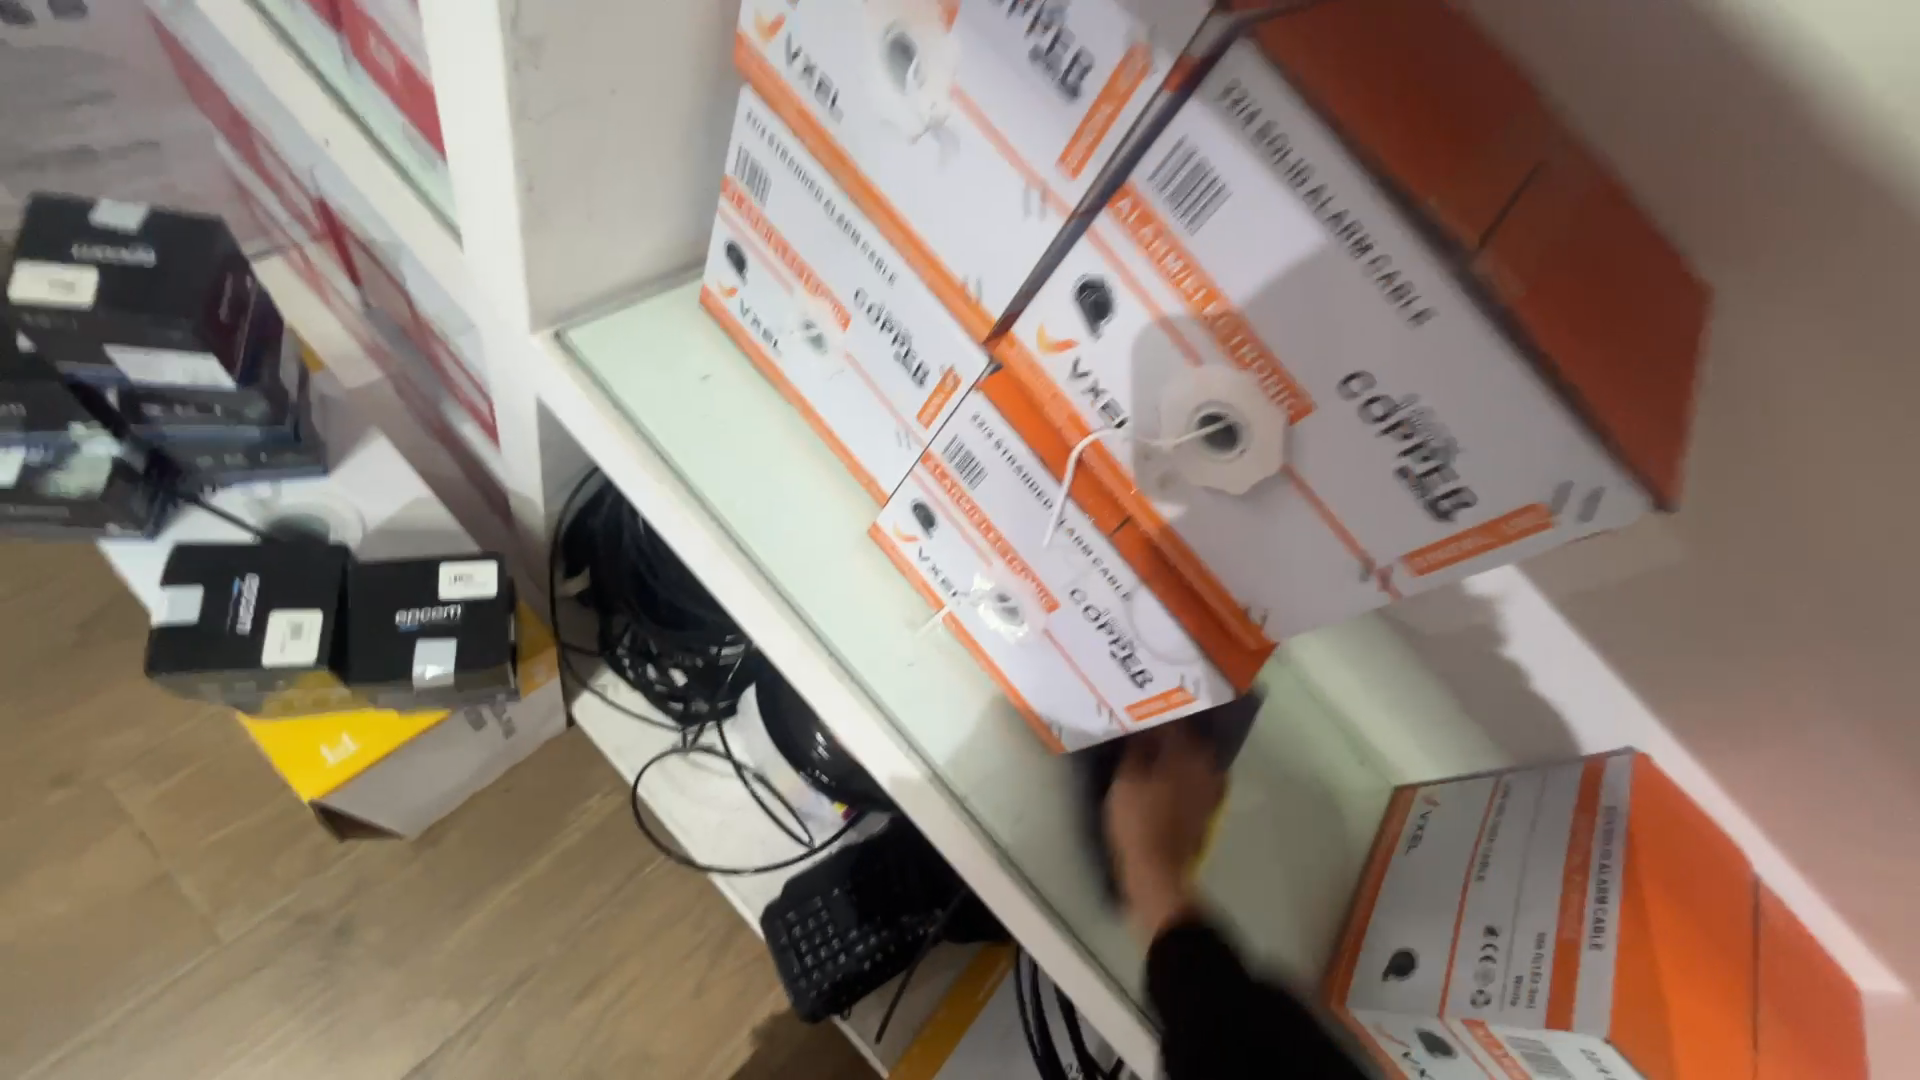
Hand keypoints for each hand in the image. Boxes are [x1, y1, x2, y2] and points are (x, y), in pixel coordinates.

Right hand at [1104, 725, 1226, 941]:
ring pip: (1196, 755)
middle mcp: (1206, 764)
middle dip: (1171, 728)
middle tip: (1147, 724)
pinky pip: (1197, 775)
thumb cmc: (1137, 820)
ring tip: (1156, 746)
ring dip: (1179, 748)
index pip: (1175, 720)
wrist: (1157, 870)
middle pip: (1190, 736)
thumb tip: (1144, 728)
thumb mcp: (1126, 778)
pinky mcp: (1208, 805)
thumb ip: (1137, 748)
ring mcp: (1211, 787)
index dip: (1156, 713)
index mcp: (1186, 752)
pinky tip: (1167, 771)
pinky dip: (1184, 769)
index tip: (1139, 709)